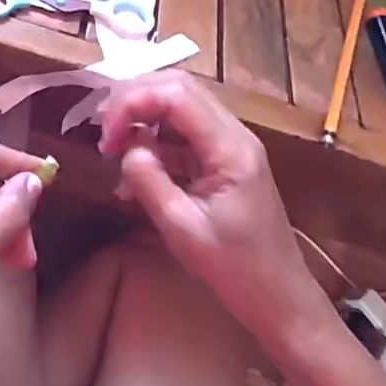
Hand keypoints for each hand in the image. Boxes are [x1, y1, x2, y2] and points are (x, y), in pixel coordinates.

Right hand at [98, 72, 330, 344]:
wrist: (280, 300)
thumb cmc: (234, 268)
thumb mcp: (181, 227)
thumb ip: (147, 179)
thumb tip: (124, 148)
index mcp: (229, 148)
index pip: (174, 94)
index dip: (130, 104)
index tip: (105, 139)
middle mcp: (233, 134)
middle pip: (176, 85)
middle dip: (131, 99)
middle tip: (105, 133)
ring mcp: (228, 143)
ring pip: (176, 101)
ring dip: (139, 114)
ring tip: (114, 146)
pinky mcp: (219, 156)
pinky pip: (179, 128)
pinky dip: (150, 136)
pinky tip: (134, 165)